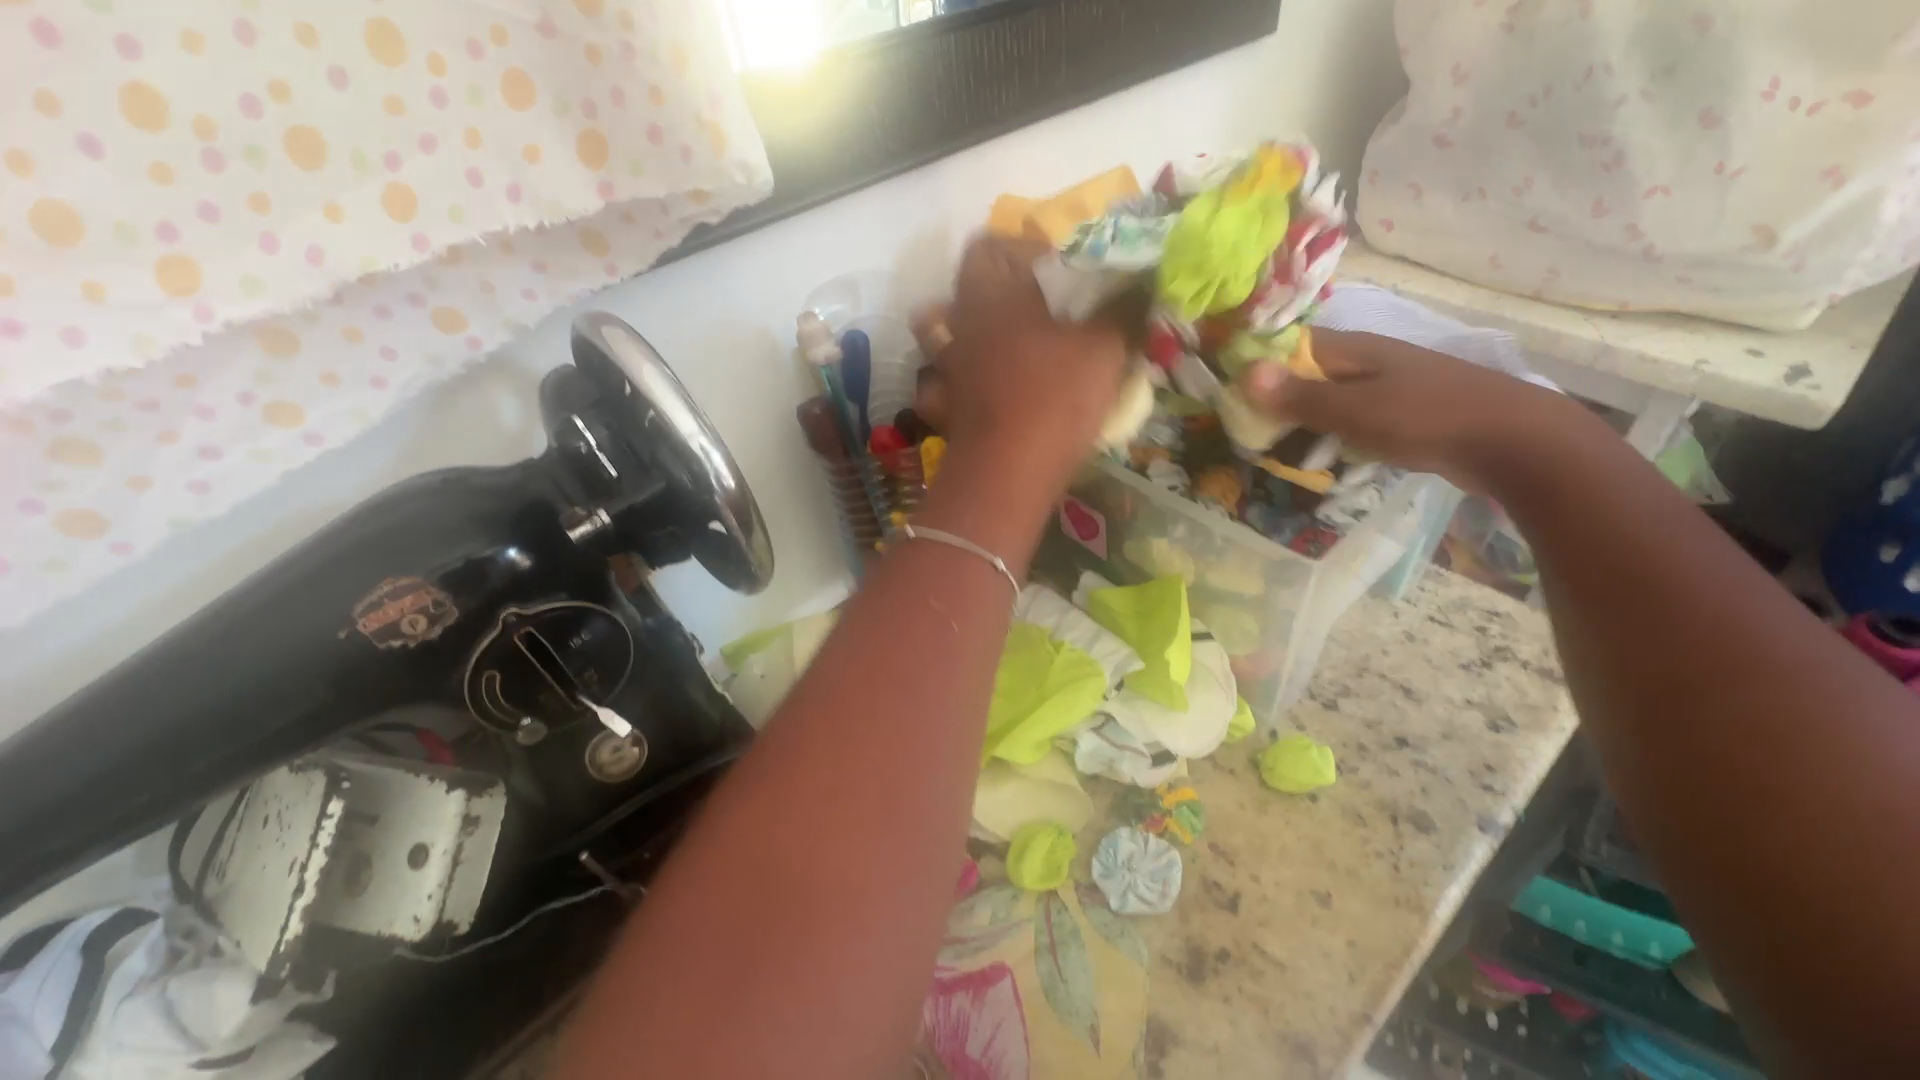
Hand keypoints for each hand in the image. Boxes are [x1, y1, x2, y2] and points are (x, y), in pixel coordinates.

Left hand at [913, 236, 1128, 487]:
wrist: (1009, 472)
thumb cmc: (1056, 396)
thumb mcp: (1105, 349)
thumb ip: (1122, 311)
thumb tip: (1141, 282)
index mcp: (993, 295)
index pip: (988, 246)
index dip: (1019, 248)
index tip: (1055, 268)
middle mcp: (960, 324)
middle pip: (964, 287)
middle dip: (996, 288)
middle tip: (1039, 306)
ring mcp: (946, 368)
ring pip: (938, 333)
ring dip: (964, 330)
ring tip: (1001, 342)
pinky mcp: (943, 409)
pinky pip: (939, 386)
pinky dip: (953, 383)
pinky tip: (978, 390)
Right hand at [1239, 328, 1593, 491]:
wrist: (1512, 442)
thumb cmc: (1427, 418)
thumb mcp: (1355, 410)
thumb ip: (1300, 396)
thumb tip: (1245, 372)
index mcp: (1355, 350)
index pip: (1290, 348)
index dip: (1258, 366)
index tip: (1228, 395)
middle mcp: (1371, 362)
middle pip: (1309, 375)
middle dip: (1278, 401)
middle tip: (1249, 434)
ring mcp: (1392, 389)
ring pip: (1333, 401)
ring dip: (1306, 423)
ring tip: (1281, 454)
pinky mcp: (1408, 416)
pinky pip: (1357, 422)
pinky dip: (1336, 437)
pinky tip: (1329, 460)